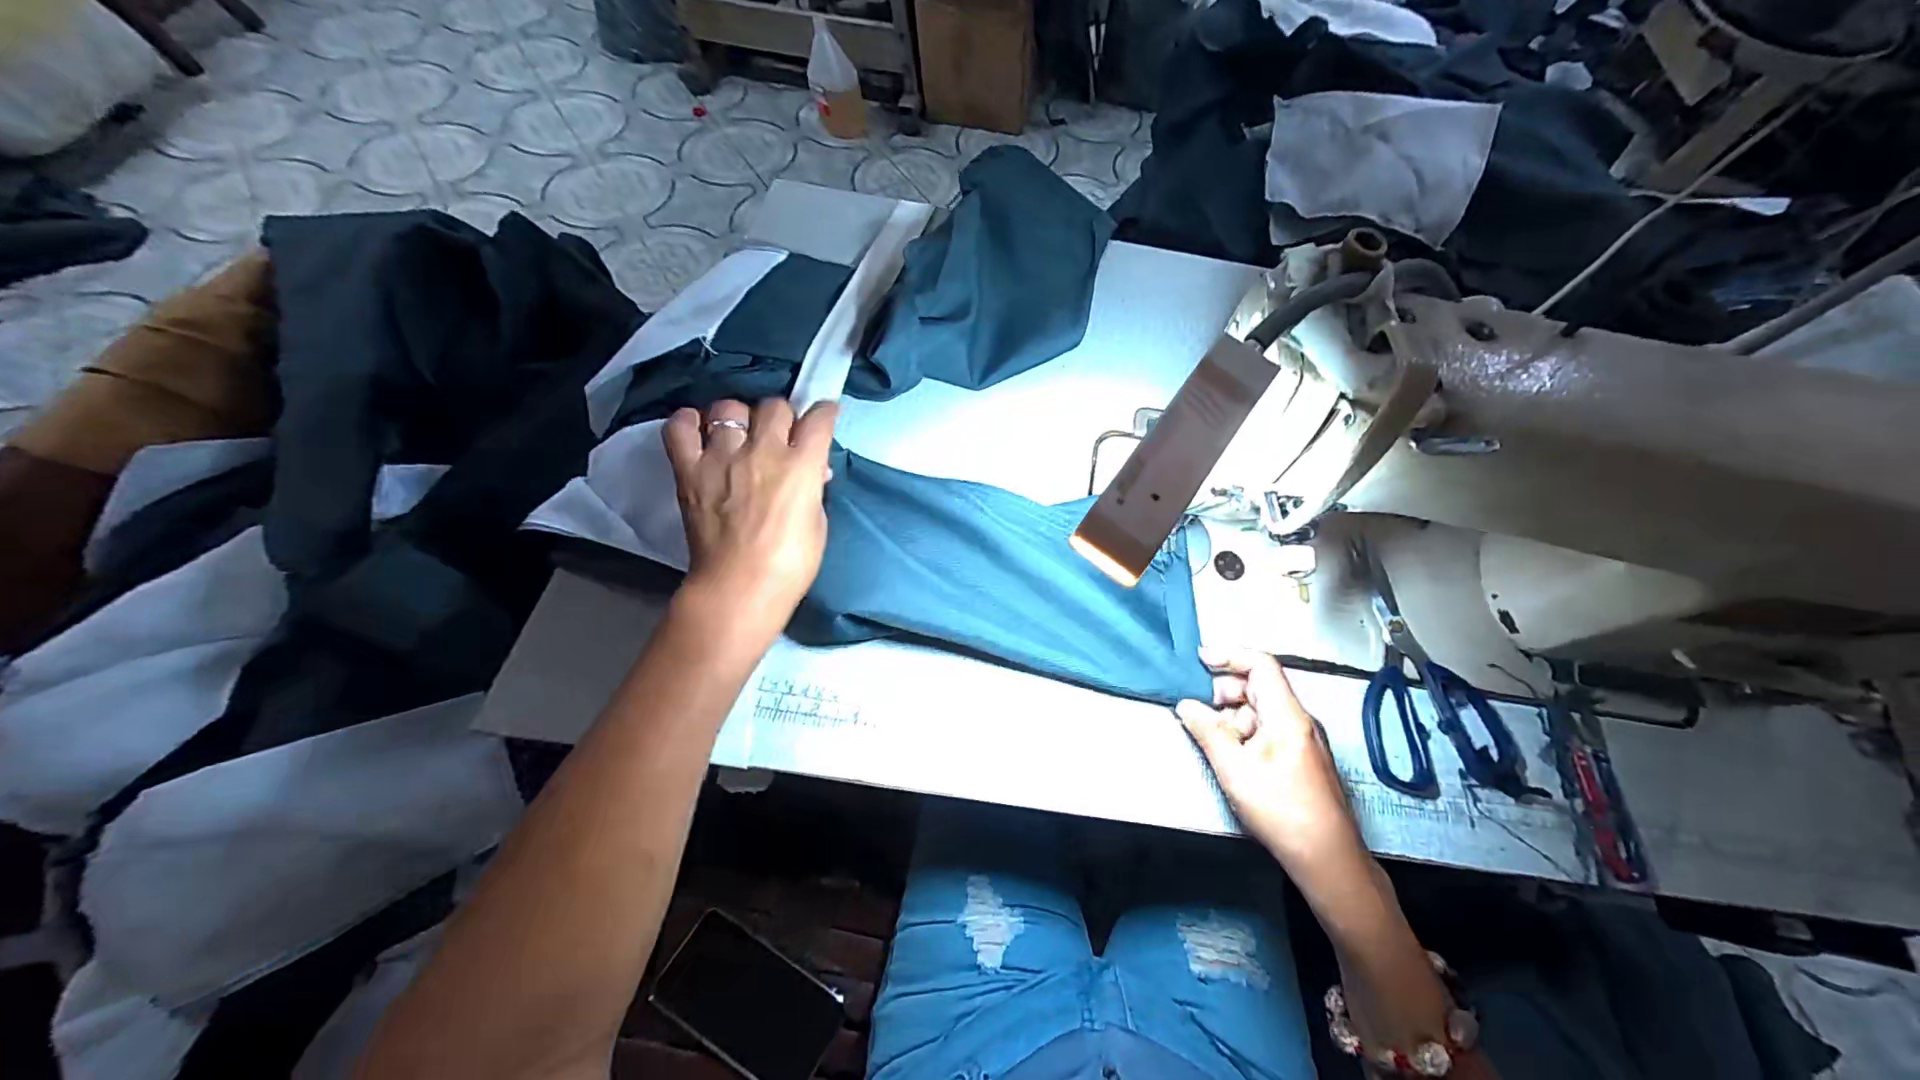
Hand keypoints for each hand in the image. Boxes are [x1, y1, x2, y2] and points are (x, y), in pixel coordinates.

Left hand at [663, 398, 838, 635]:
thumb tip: (811, 472)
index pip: (819, 418)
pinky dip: (689, 422)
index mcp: (801, 466)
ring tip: (740, 436)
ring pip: (729, 408)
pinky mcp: (689, 470)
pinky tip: (699, 429)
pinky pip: (681, 428)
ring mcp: (722, 457)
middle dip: (782, 418)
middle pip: (774, 407)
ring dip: (740, 418)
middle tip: (781, 438)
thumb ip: (813, 489)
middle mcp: (762, 451)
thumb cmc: (790, 564)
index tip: (822, 419)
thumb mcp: (818, 524)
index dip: (824, 414)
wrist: (739, 588)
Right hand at [1177, 648, 1369, 888]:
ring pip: (1261, 710)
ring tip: (1214, 740)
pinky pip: (1268, 729)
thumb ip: (1207, 731)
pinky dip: (1245, 733)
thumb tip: (1186, 705)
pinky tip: (1232, 756)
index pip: (1261, 665)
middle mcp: (1299, 721)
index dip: (1230, 655)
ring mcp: (1302, 740)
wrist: (1327, 857)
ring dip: (1232, 716)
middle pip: (1259, 686)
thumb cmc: (1281, 810)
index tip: (1201, 659)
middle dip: (1224, 692)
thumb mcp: (1233, 769)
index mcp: (1287, 715)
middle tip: (1200, 711)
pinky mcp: (1301, 758)